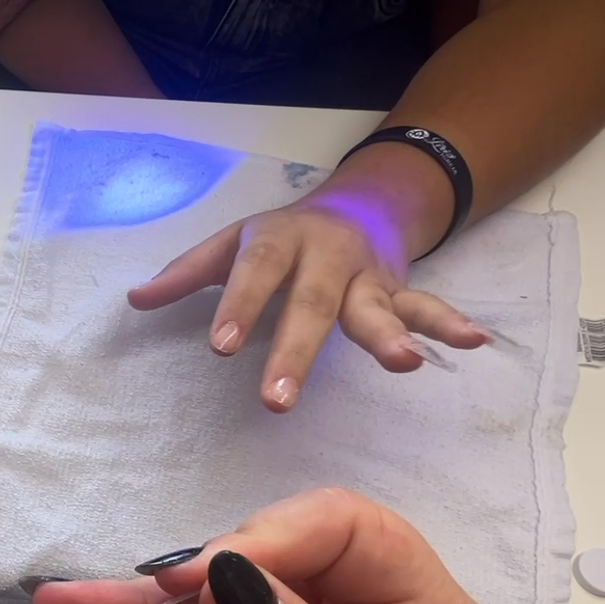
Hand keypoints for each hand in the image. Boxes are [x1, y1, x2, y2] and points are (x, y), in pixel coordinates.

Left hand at [128, 158, 489, 412]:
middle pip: (310, 304)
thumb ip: (184, 275)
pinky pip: (424, 304)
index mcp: (275, 243)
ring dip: (389, 335)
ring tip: (403, 363)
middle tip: (277, 400)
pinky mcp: (397, 287)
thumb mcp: (228, 246)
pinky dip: (446, 322)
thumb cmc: (276, 239)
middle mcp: (323, 256)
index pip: (252, 275)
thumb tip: (133, 298)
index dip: (238, 307)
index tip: (220, 348)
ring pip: (375, 306)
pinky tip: (471, 344)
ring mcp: (365, 274)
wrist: (356, 202)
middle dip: (296, 351)